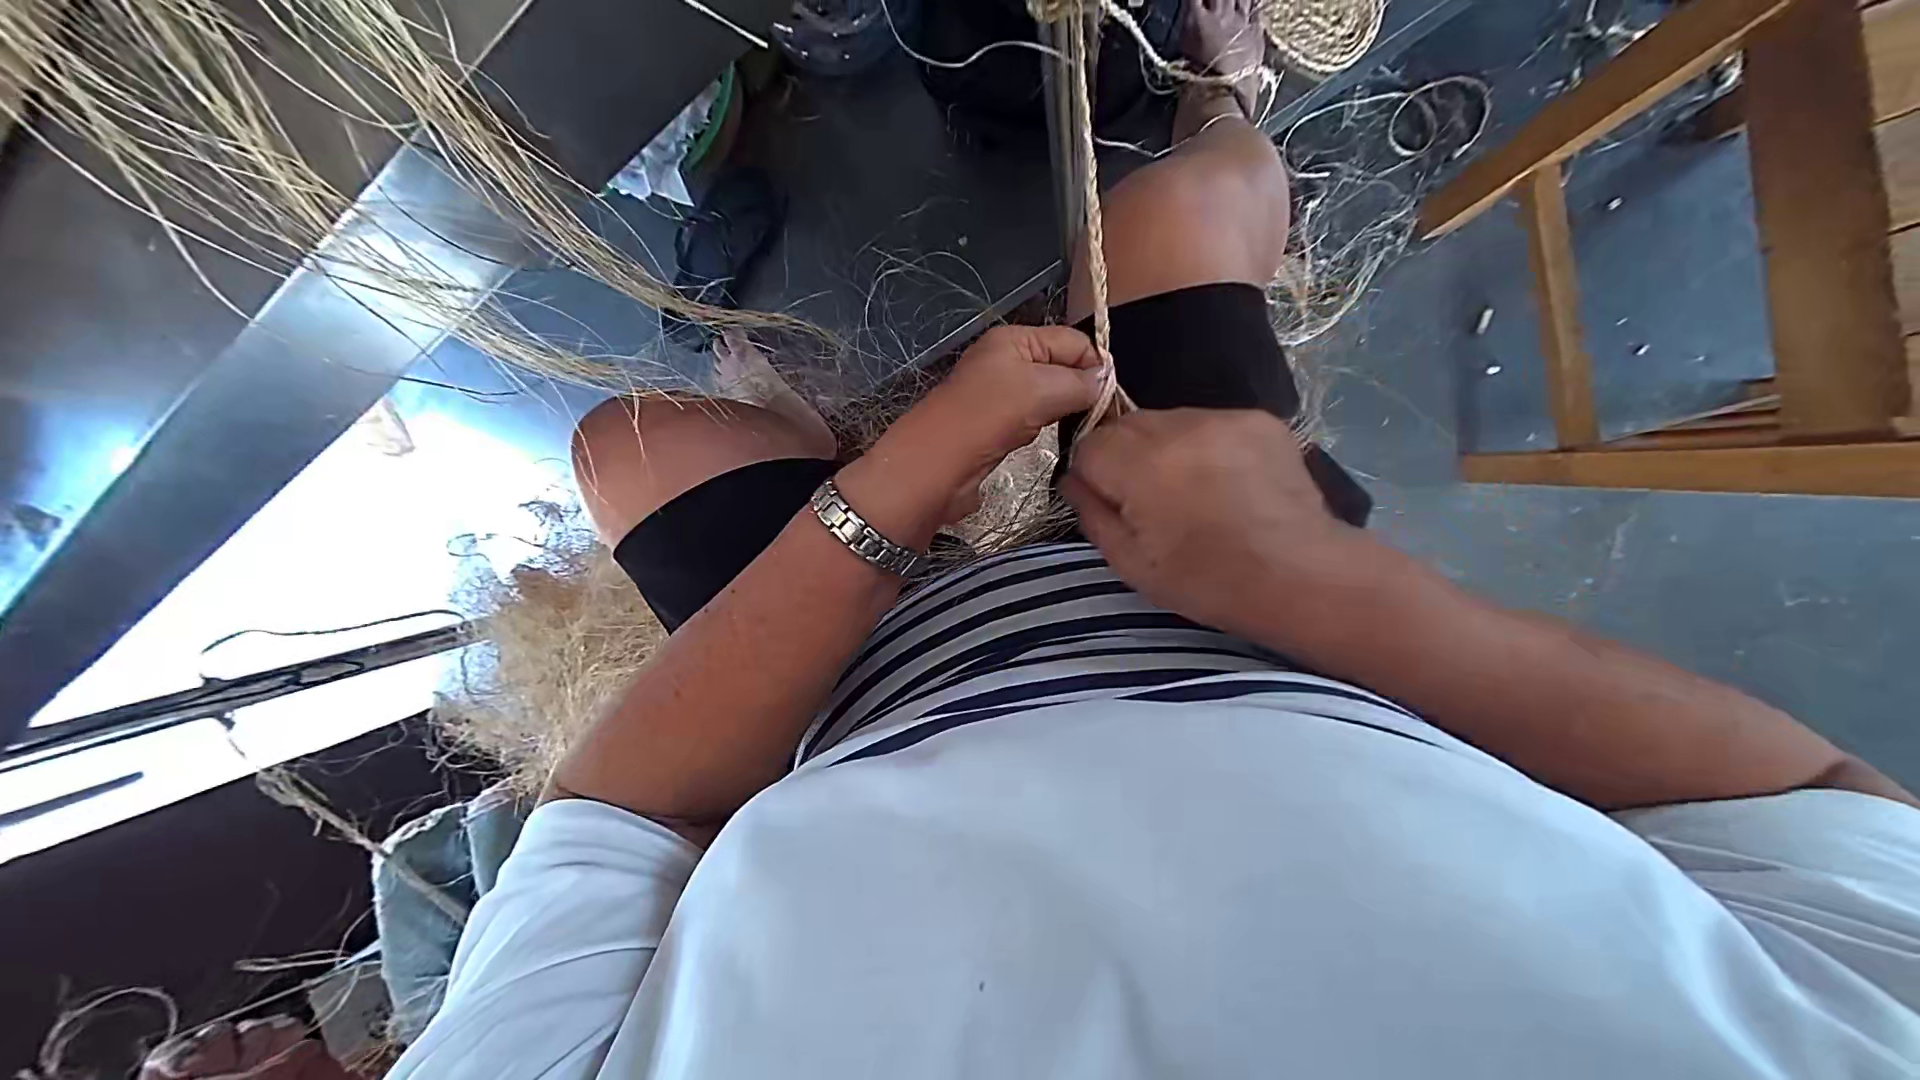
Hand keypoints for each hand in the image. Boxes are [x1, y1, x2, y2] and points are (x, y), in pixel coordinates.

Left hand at [847, 326, 1103, 536]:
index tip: (1114, 397)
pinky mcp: (996, 426)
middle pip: (1062, 368)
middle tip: (1102, 417)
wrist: (934, 468)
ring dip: (1063, 412)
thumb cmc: (985, 419)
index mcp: (1015, 339)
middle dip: (1082, 389)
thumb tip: (1106, 382)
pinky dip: (1043, 428)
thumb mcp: (1039, 390)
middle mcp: (1007, 361)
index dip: (1097, 365)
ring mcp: (1000, 395)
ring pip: (1049, 397)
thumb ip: (1079, 382)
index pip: (1073, 341)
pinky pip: (1033, 420)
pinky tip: (1043, 438)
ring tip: (1077, 427)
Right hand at [1060, 408, 1382, 642]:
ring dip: (1164, 448)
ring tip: (1191, 490)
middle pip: (1125, 425)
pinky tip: (1223, 480)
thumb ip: (1090, 512)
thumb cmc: (1205, 581)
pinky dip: (1203, 445)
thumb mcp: (1129, 562)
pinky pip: (1207, 422)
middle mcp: (1177, 426)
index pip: (1088, 444)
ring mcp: (1222, 417)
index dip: (1094, 475)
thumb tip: (1072, 479)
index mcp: (1139, 464)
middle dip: (1126, 457)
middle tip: (1152, 500)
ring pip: (1166, 420)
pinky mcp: (1257, 418)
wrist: (1300, 577)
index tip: (1115, 504)